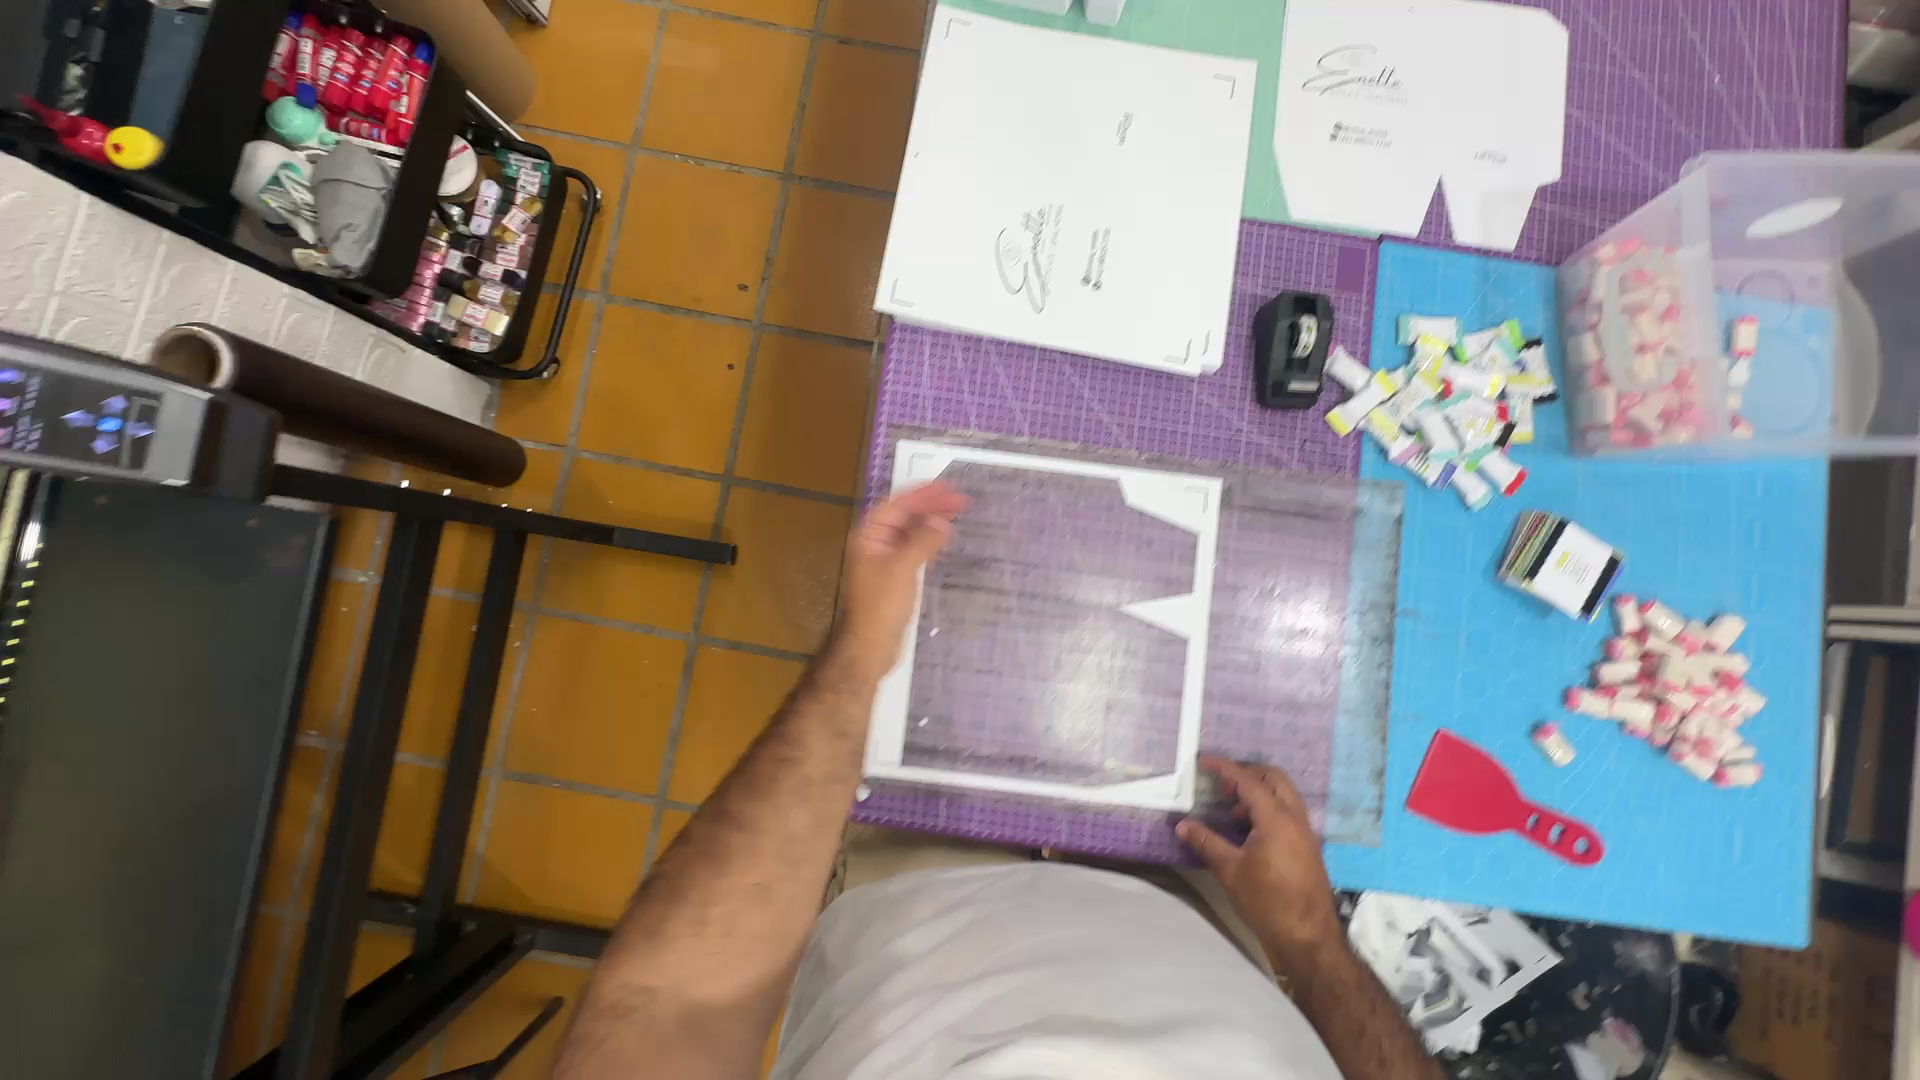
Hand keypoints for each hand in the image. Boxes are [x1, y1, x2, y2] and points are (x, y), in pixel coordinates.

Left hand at [828, 481, 969, 677]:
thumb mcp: (902, 567)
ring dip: (932, 521)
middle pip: (905, 515)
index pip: (897, 504)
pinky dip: (930, 540)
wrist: (871, 646)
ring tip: (957, 513)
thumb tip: (941, 521)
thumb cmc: (882, 606)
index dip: (922, 493)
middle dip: (930, 505)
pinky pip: (915, 548)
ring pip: (911, 531)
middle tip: (960, 499)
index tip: (947, 487)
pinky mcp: (897, 576)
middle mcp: (875, 543)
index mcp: (870, 535)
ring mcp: (886, 560)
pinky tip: (945, 538)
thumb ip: (922, 540)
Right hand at [1178, 757, 1340, 966]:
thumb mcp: (1230, 870)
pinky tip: (1249, 829)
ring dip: (1258, 791)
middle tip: (1222, 785)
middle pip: (1273, 778)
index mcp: (1276, 818)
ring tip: (1232, 809)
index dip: (1224, 767)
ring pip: (1284, 794)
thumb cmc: (1267, 902)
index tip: (1203, 762)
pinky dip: (1269, 807)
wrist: (1309, 939)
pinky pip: (1288, 811)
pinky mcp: (1308, 846)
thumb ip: (1206, 842)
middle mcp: (1295, 818)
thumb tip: (1182, 824)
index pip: (1248, 780)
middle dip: (1246, 773)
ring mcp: (1305, 832)